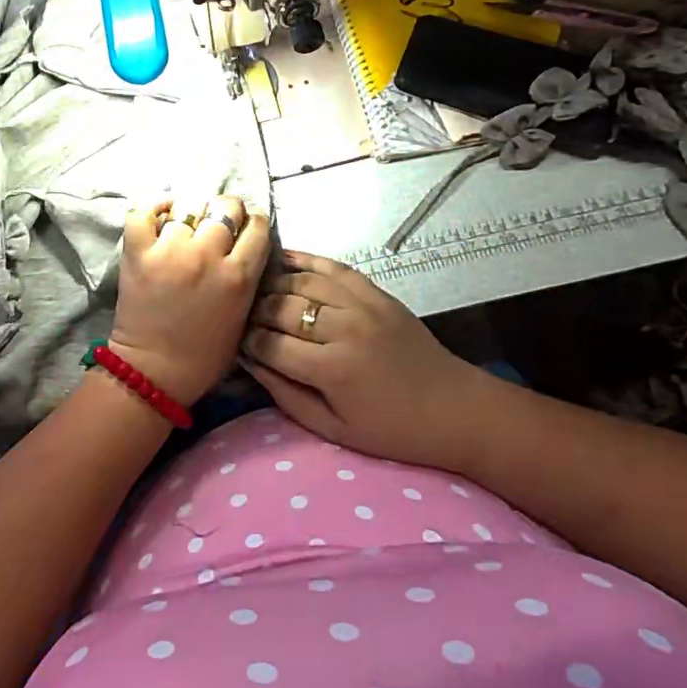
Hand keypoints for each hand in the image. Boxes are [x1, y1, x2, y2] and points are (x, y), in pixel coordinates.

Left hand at [108, 196, 270, 406]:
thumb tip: (243, 248)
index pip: (257, 225)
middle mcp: (208, 256)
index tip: (244, 228)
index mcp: (239, 275)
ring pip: (187, 208)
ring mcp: (171, 252)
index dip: (252, 222)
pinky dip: (152, 207)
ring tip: (183, 226)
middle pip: (225, 206)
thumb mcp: (243, 316)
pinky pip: (143, 211)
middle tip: (216, 223)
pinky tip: (160, 214)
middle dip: (225, 210)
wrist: (154, 374)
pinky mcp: (138, 254)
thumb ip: (247, 278)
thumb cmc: (205, 355)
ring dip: (189, 215)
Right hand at [240, 250, 513, 472]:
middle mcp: (343, 327)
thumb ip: (286, 394)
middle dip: (253, 312)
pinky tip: (284, 258)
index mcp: (331, 368)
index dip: (245, 342)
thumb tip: (248, 363)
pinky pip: (333, 267)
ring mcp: (361, 303)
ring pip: (302, 281)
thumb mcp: (333, 428)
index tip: (233, 343)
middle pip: (280, 307)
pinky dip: (306, 260)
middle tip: (239, 317)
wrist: (453, 407)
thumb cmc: (390, 429)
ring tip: (255, 290)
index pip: (269, 344)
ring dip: (273, 284)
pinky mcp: (376, 291)